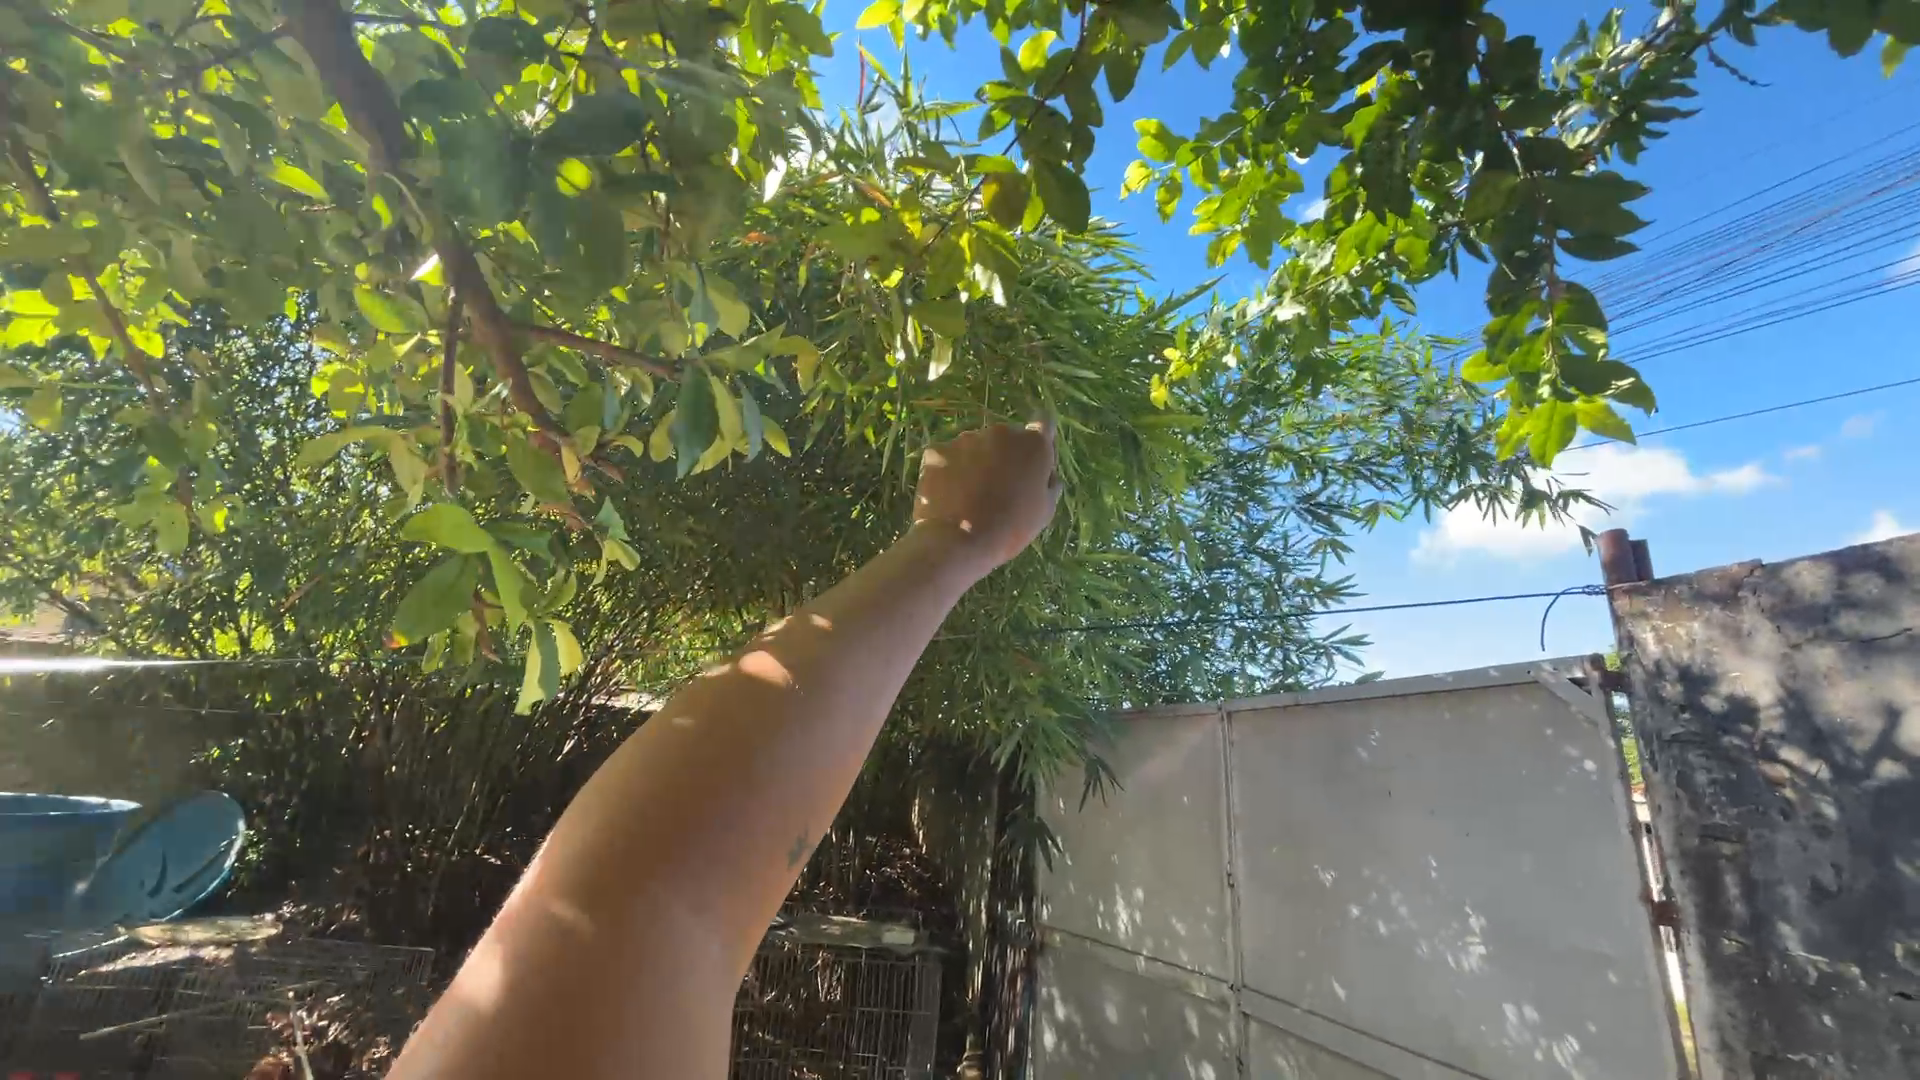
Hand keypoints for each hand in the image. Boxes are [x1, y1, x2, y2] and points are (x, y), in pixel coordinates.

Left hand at [911, 419, 1061, 573]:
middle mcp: (1000, 432)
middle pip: (1005, 438)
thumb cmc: (1011, 529)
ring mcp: (966, 439)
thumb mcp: (1044, 510)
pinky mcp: (937, 451)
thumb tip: (1046, 472)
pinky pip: (946, 458)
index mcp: (1033, 444)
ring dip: (974, 462)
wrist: (959, 542)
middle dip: (1003, 456)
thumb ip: (1048, 482)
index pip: (1043, 423)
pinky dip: (948, 471)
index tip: (1030, 456)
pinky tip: (948, 495)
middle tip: (997, 488)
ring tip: (968, 495)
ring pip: (974, 447)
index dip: (1038, 437)